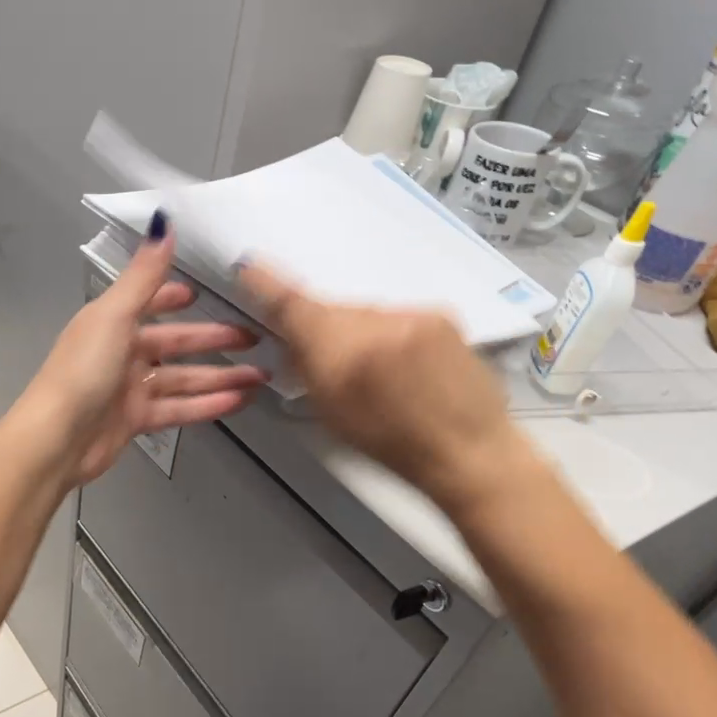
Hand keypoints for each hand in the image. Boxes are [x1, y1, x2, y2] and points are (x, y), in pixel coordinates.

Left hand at [15, 216, 268, 484]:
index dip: (174, 296)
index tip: (203, 293)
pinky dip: (207, 405)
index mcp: (110, 322)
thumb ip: (143, 275)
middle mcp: (121, 352)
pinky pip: (179, 408)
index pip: (148, 302)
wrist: (56, 439)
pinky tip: (238, 401)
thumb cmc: (81, 372)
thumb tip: (162, 221)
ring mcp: (129, 389)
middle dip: (213, 339)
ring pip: (183, 378)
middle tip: (253, 338)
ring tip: (259, 375)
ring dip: (220, 376)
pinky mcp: (136, 420)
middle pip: (175, 343)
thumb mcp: (113, 316)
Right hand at [239, 263, 530, 513]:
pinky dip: (392, 334)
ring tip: (378, 373)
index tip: (250, 266)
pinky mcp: (439, 313)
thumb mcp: (331, 414)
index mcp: (338, 353)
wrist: (467, 449)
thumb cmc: (393, 444)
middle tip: (332, 364)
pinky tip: (406, 366)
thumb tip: (292, 339)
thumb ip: (307, 368)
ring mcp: (410, 314)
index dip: (266, 283)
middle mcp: (373, 322)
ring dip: (361, 333)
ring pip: (365, 312)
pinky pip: (397, 315)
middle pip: (331, 310)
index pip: (293, 304)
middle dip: (324, 328)